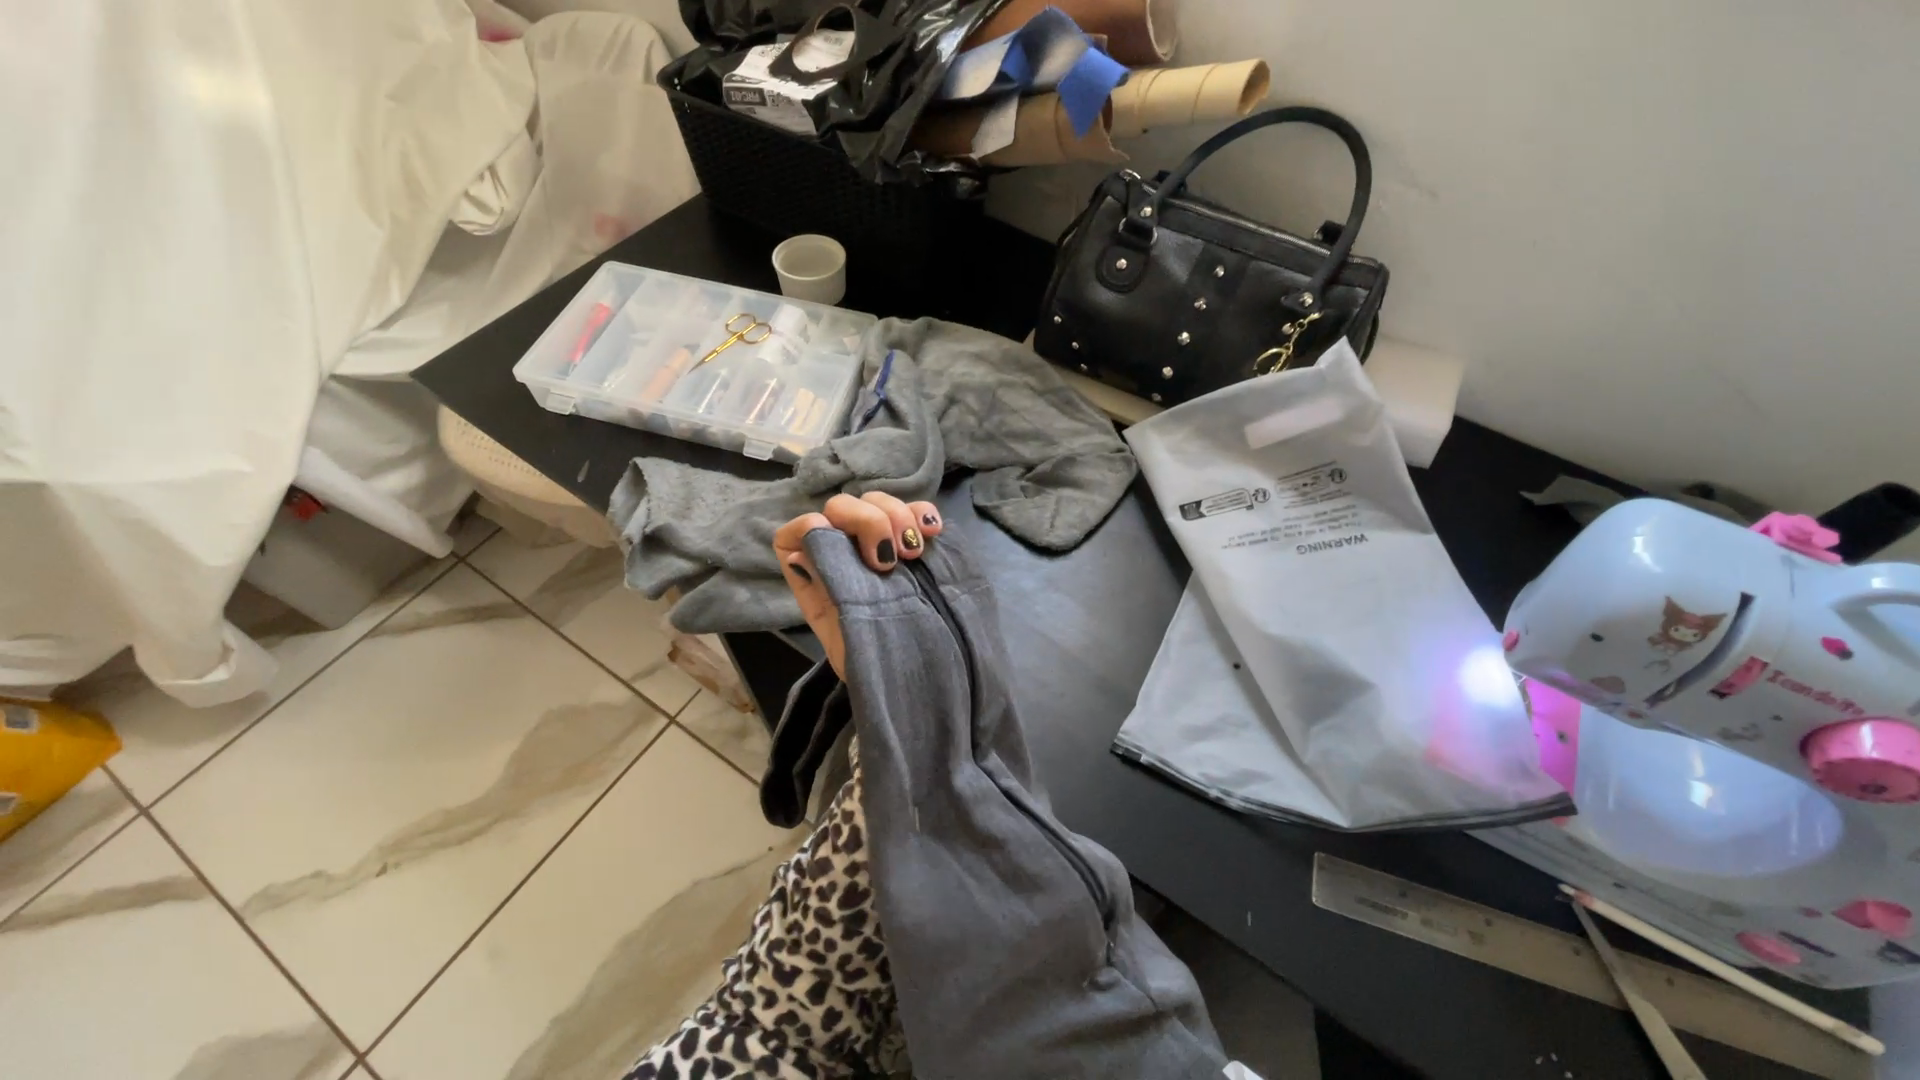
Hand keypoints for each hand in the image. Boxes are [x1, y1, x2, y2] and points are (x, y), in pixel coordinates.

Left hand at [774, 493, 944, 678]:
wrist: (920, 681)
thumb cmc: (875, 665)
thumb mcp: (843, 642)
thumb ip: (823, 599)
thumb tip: (799, 556)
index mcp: (816, 577)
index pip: (795, 534)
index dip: (810, 528)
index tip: (836, 544)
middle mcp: (844, 553)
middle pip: (841, 506)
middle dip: (867, 521)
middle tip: (890, 560)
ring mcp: (879, 544)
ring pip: (878, 501)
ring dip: (898, 517)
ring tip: (914, 552)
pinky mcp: (913, 543)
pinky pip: (916, 511)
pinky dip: (924, 514)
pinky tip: (933, 532)